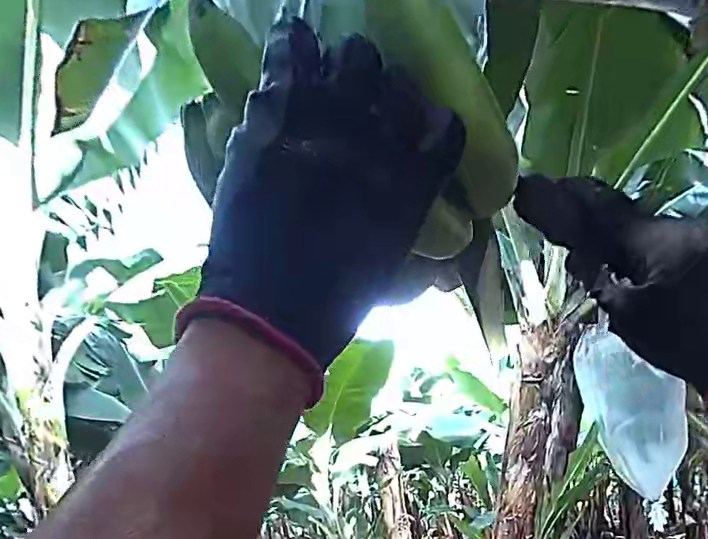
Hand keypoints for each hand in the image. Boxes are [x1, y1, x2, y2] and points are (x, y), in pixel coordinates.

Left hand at [180, 19, 463, 402]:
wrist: (266, 318)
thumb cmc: (330, 308)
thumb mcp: (386, 271)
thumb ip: (412, 232)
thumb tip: (435, 233)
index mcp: (410, 183)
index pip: (441, 124)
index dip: (424, 123)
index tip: (408, 132)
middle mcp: (376, 142)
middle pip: (393, 80)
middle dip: (377, 91)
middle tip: (355, 105)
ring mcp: (324, 123)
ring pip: (348, 56)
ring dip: (339, 66)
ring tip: (320, 78)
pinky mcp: (272, 118)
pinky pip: (288, 56)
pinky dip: (290, 50)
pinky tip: (288, 53)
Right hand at [515, 175, 707, 403]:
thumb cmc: (679, 338)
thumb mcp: (628, 317)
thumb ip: (601, 284)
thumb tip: (581, 262)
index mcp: (657, 241)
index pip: (607, 214)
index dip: (577, 201)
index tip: (554, 185)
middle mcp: (680, 229)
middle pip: (628, 219)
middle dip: (596, 215)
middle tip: (567, 206)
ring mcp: (699, 240)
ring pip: (646, 232)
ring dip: (618, 236)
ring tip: (593, 242)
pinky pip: (663, 244)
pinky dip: (638, 249)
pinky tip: (627, 261)